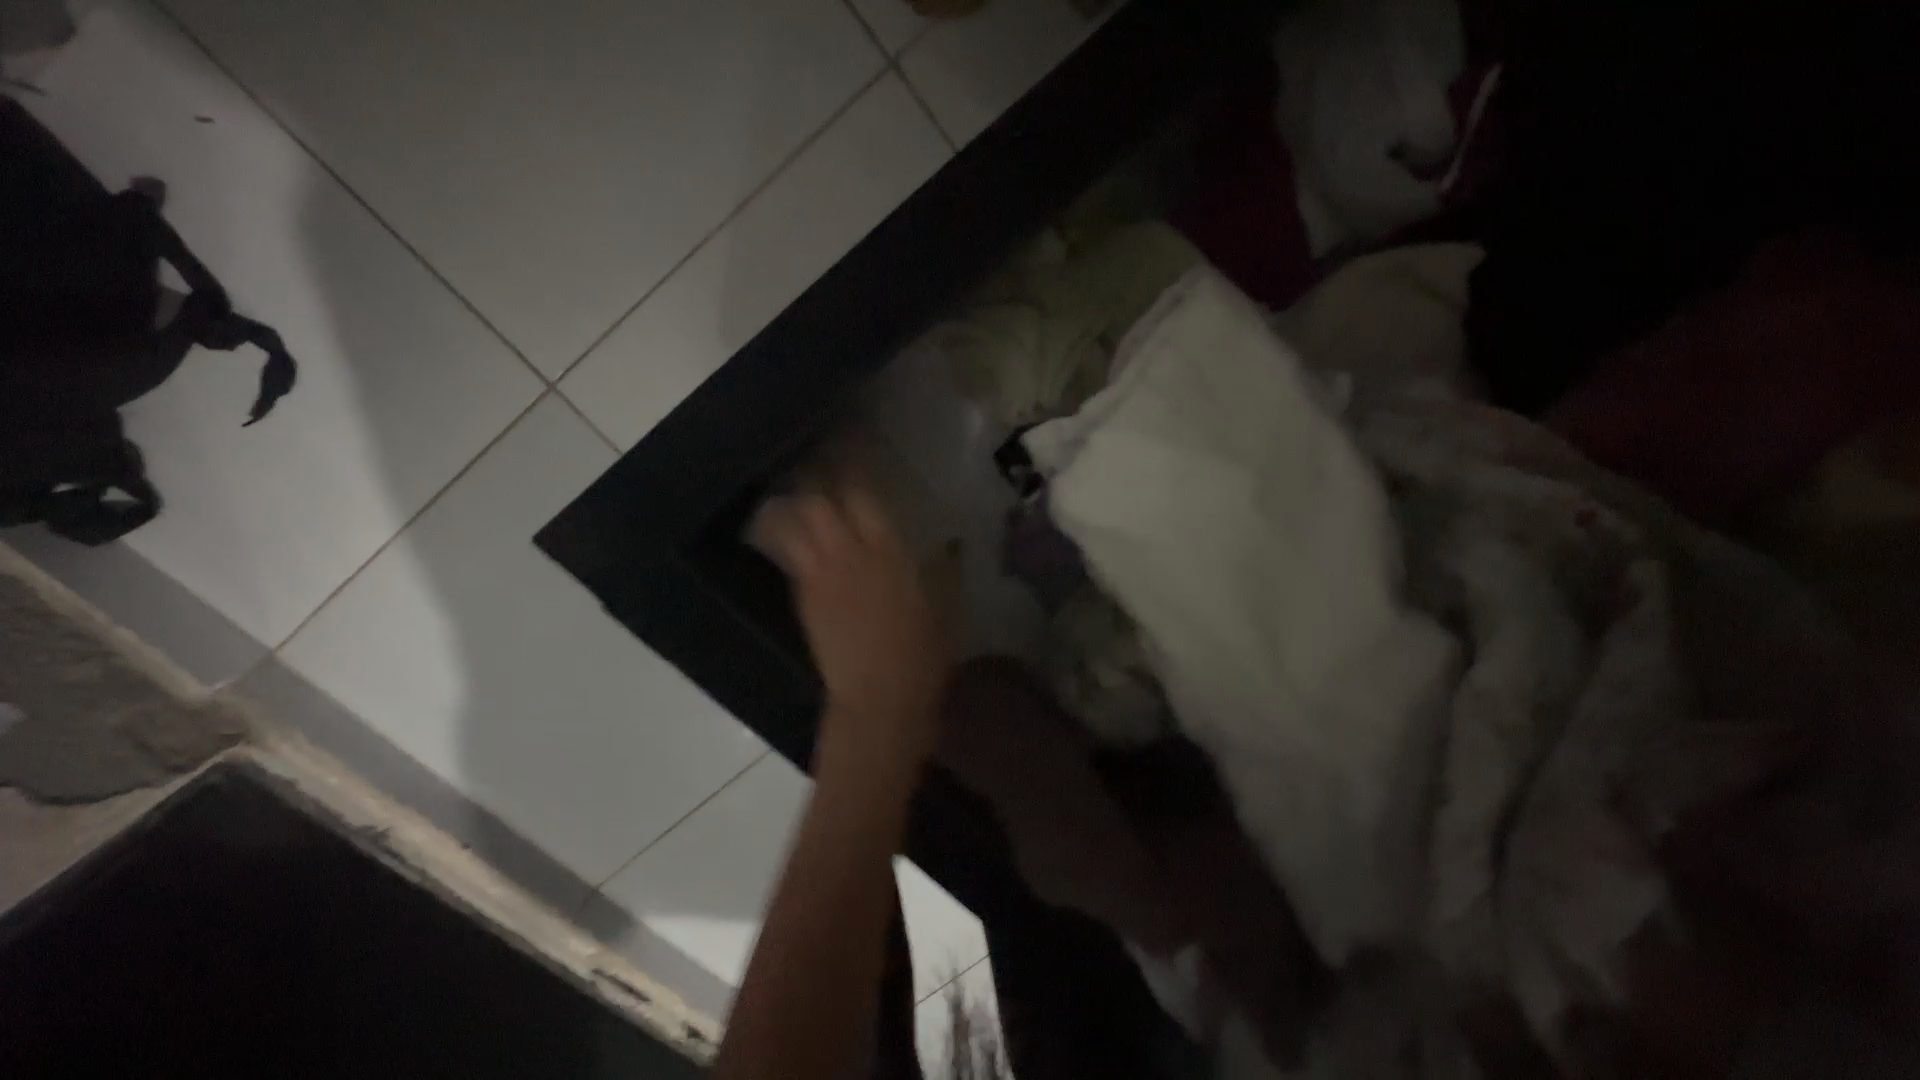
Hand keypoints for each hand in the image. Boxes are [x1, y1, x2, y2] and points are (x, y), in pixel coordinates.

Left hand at [750, 477, 949, 772]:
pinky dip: (782, 531)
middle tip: (815, 456)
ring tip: (792, 486)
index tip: (851, 441)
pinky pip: (787, 551)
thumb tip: (942, 546)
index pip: (864, 493)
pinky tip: (781, 523)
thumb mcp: (942, 606)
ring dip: (793, 499)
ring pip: (798, 520)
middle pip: (822, 498)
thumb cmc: (923, 655)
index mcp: (890, 551)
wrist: (880, 697)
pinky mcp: (804, 595)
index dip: (854, 462)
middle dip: (815, 472)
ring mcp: (822, 573)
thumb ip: (937, 570)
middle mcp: (852, 553)